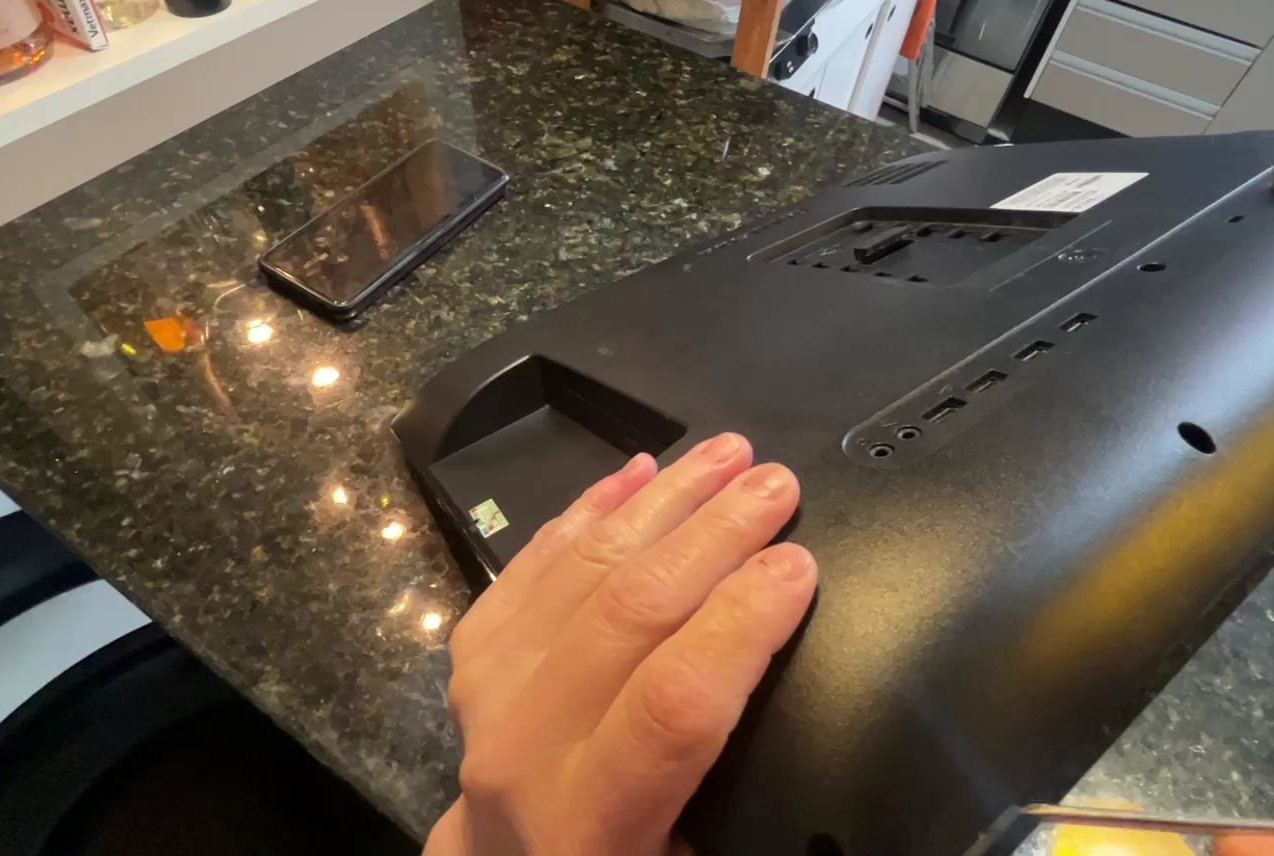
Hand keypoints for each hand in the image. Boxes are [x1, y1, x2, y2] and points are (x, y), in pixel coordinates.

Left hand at [425, 433, 816, 855]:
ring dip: (663, 497)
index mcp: (589, 822)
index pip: (675, 699)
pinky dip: (593, 504)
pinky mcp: (474, 645)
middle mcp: (524, 745)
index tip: (799, 559)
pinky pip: (540, 553)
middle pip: (629, 607)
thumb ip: (733, 780)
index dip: (741, 620)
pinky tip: (637, 470)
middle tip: (776, 482)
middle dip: (714, 532)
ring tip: (723, 454)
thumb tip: (782, 658)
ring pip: (585, 562)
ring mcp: (487, 684)